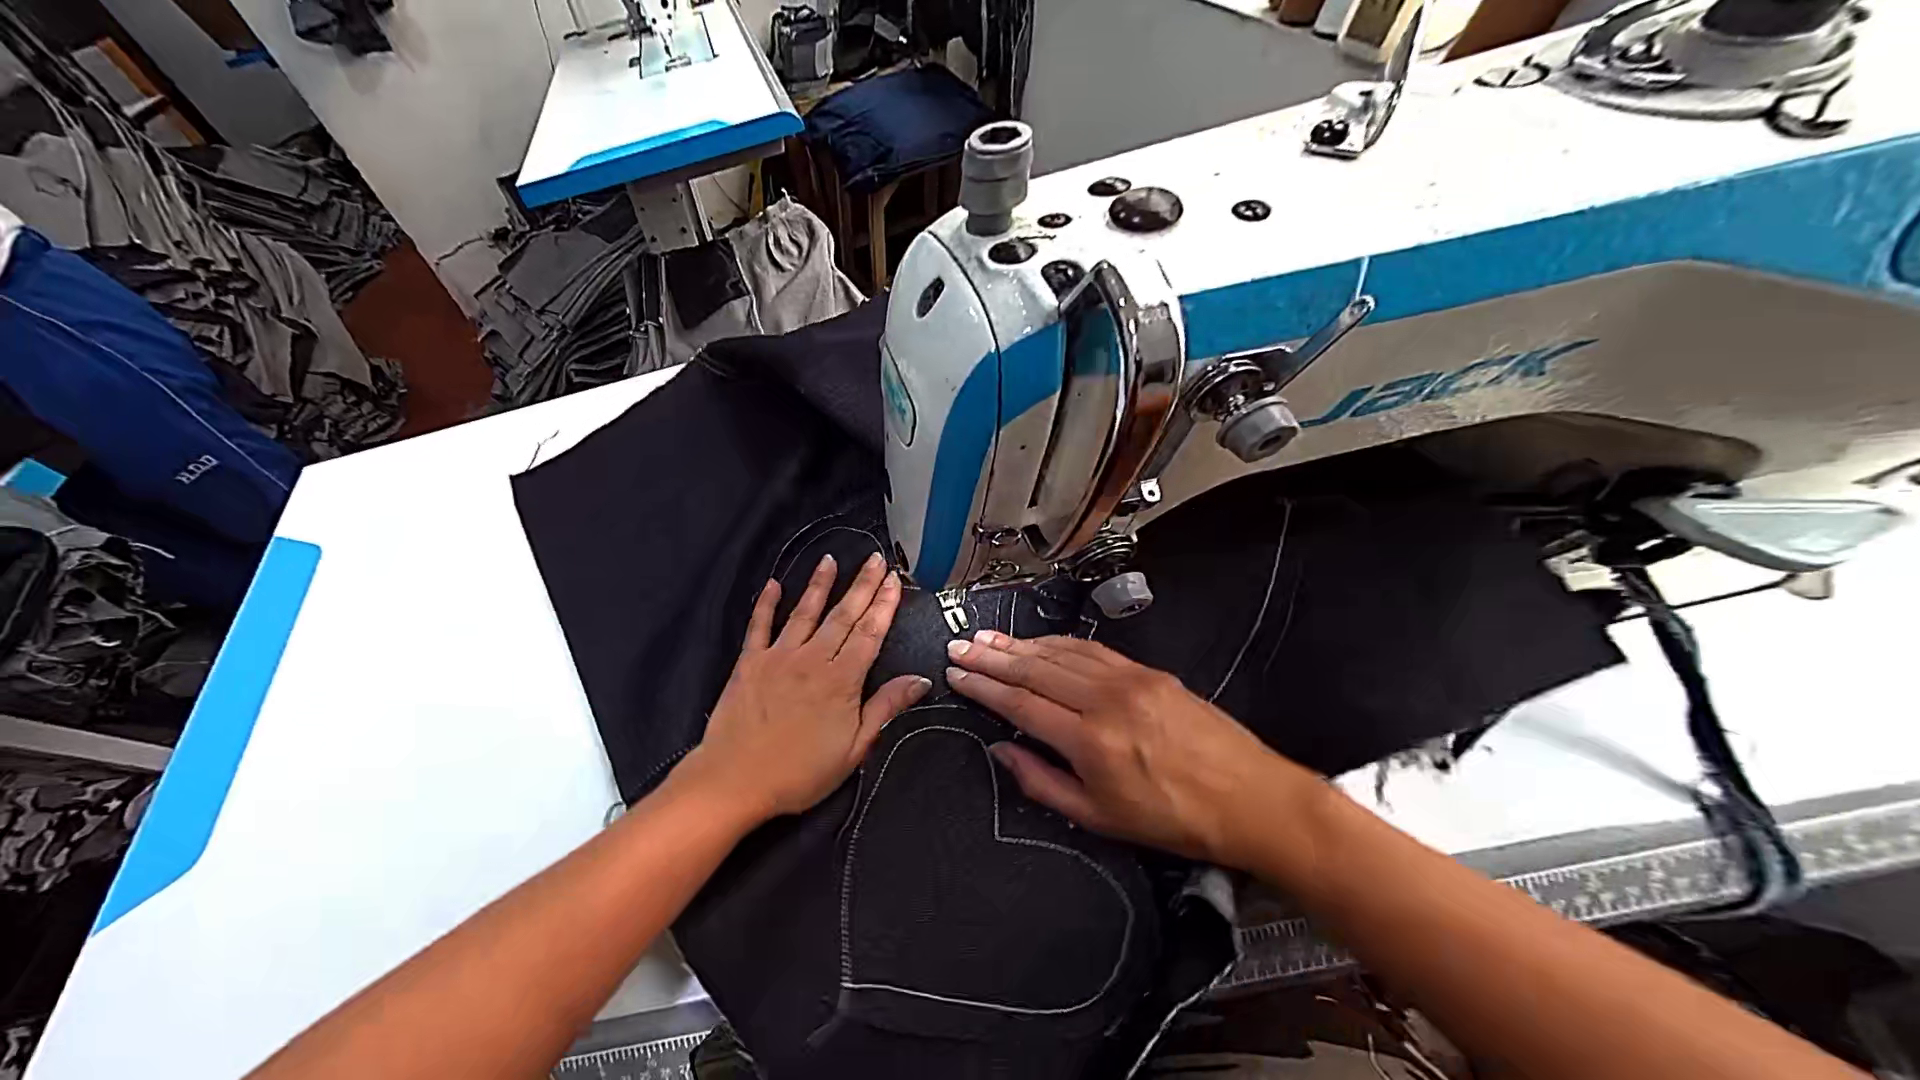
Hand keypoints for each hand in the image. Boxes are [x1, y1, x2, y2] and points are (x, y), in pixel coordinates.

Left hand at [676, 552, 930, 822]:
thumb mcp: (854, 748)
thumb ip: (886, 708)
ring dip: (820, 584)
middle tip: (875, 560)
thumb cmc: (799, 773)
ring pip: (805, 612)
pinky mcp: (749, 663)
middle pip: (843, 615)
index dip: (884, 604)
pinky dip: (766, 604)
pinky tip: (774, 585)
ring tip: (831, 561)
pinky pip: (759, 626)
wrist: (735, 781)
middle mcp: (812, 660)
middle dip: (862, 585)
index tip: (893, 581)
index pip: (870, 633)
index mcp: (841, 680)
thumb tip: (919, 681)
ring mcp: (779, 658)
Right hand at [945, 632, 1317, 865]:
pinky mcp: (1148, 672)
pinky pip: (1091, 650)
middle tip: (960, 647)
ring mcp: (1129, 680)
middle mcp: (1106, 700)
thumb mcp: (1099, 817)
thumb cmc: (1174, 819)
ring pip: (1060, 652)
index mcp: (1090, 741)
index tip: (958, 676)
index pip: (1020, 703)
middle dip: (991, 657)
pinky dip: (1058, 644)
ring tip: (988, 639)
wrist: (1250, 798)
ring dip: (1020, 644)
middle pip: (1034, 669)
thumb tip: (1003, 752)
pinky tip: (1039, 642)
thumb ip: (1042, 781)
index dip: (984, 688)